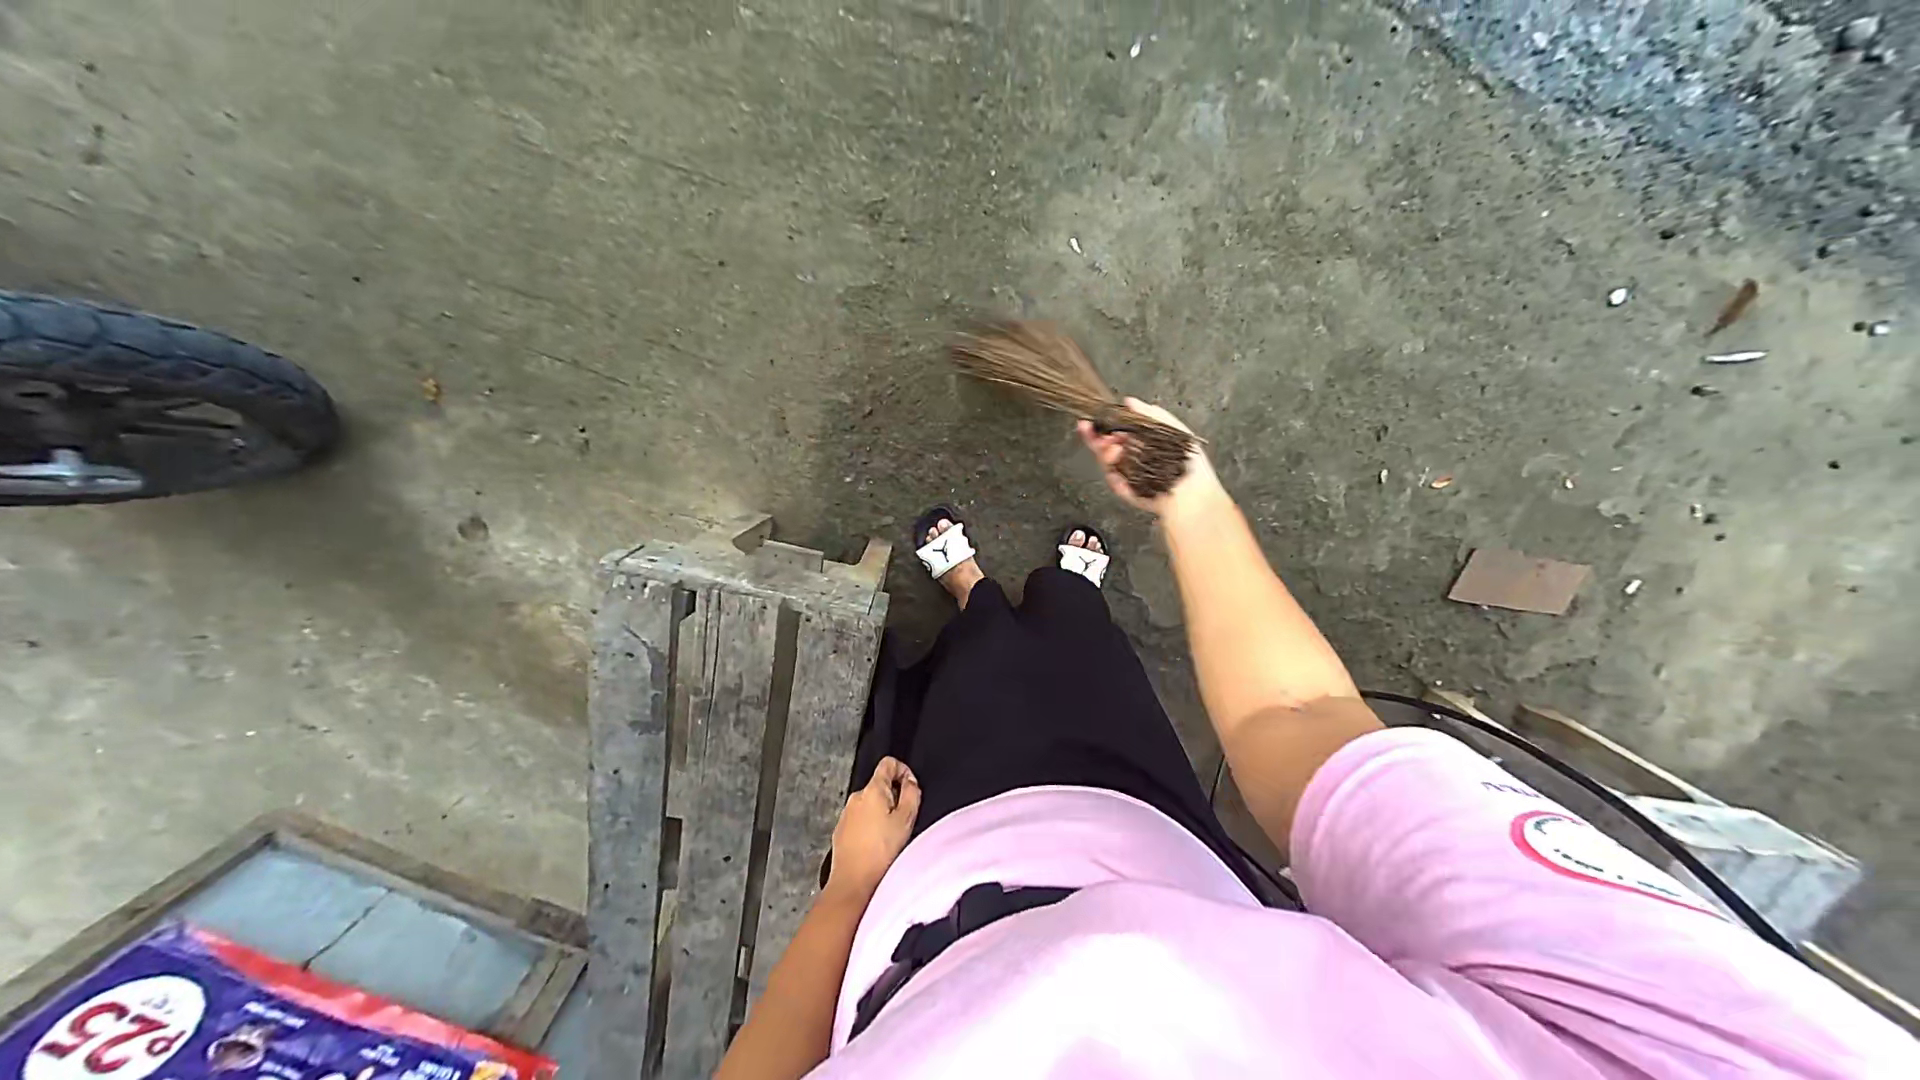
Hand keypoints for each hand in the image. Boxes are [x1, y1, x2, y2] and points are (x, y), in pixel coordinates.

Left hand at [826, 757, 920, 897]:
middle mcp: (856, 798)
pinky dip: (870, 827)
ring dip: (882, 814)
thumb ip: (913, 793)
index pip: (888, 762)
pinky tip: (876, 845)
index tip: (910, 787)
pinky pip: (860, 820)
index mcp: (872, 790)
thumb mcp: (906, 820)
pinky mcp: (841, 830)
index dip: (903, 771)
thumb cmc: (880, 854)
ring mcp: (846, 814)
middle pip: (880, 785)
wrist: (853, 883)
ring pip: (870, 804)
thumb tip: (911, 782)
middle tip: (902, 820)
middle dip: (894, 798)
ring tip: (890, 837)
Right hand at [1077, 398, 1223, 515]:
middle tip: (1092, 433)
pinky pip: (1113, 481)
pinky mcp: (1126, 491)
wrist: (1194, 491)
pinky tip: (1119, 469)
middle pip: (1104, 447)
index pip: (1114, 432)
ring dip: (1105, 453)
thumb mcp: (1172, 429)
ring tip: (1115, 449)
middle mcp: (1130, 457)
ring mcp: (1126, 475)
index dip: (1100, 426)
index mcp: (1139, 442)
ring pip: (1106, 462)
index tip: (1088, 422)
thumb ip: (1150, 414)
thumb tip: (1129, 401)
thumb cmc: (1189, 461)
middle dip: (1096, 439)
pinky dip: (1114, 475)